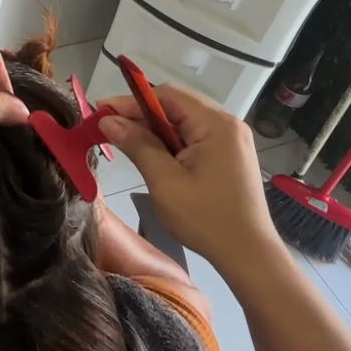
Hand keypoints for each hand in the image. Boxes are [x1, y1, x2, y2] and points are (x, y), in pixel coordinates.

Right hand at [95, 83, 283, 271]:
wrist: (248, 254)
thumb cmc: (206, 219)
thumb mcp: (165, 181)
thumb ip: (137, 145)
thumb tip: (108, 120)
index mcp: (216, 124)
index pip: (168, 96)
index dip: (132, 100)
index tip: (102, 109)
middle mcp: (227, 124)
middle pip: (176, 106)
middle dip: (140, 113)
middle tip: (107, 124)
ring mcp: (230, 140)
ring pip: (183, 122)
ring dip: (153, 128)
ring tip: (123, 138)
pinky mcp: (228, 155)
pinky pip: (193, 137)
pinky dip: (169, 141)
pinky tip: (150, 152)